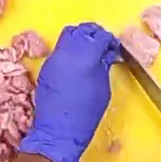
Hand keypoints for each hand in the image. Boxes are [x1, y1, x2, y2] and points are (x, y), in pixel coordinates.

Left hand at [19, 23, 119, 161]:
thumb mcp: (103, 88)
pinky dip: (70, 49)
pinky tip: (77, 62)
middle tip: (103, 44)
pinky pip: (59, 49)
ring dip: (80, 38)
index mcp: (85, 56)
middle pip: (81, 30)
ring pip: (67, 35)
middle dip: (94, 33)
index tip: (114, 48)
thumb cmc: (86, 113)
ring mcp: (53, 58)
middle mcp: (66, 52)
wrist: (58, 131)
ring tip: (90, 51)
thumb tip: (107, 53)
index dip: (110, 40)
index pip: (100, 36)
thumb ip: (104, 65)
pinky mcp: (46, 66)